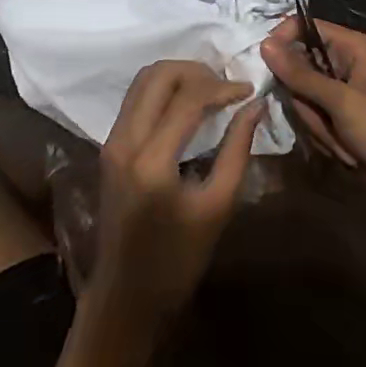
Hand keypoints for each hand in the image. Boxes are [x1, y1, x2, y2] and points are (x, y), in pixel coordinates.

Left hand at [87, 60, 265, 321]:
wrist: (125, 296)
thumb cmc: (178, 258)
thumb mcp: (218, 206)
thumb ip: (237, 148)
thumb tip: (256, 105)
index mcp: (151, 161)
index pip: (188, 99)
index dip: (223, 86)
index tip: (249, 90)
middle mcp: (124, 141)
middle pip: (159, 74)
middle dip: (197, 70)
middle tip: (226, 86)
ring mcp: (111, 141)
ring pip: (143, 79)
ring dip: (179, 75)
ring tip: (210, 90)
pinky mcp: (109, 145)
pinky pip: (135, 97)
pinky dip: (163, 89)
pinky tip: (188, 104)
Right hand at [260, 18, 365, 235]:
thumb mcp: (341, 103)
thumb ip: (300, 74)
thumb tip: (264, 44)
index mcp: (352, 46)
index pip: (304, 27)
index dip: (283, 40)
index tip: (264, 62)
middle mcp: (345, 64)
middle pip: (299, 66)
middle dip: (306, 99)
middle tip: (326, 118)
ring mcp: (341, 95)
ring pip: (303, 99)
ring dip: (317, 125)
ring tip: (344, 141)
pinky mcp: (340, 121)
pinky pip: (313, 121)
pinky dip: (324, 139)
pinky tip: (347, 154)